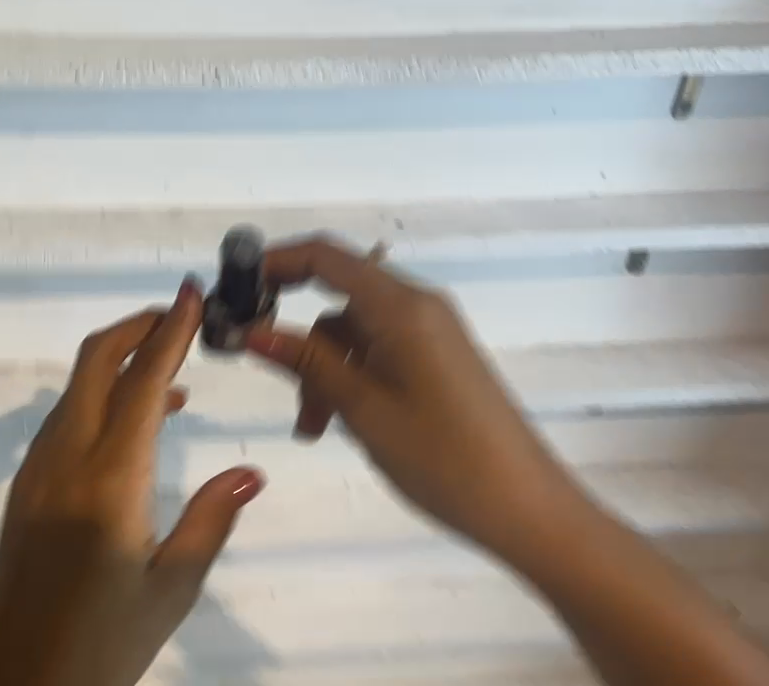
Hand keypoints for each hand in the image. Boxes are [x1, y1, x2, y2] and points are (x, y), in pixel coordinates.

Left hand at [0, 279, 265, 685]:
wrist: (19, 676)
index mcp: (111, 480)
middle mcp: (67, 456)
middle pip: (96, 360)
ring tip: (172, 368)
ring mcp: (39, 464)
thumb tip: (251, 471)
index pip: (143, 383)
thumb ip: (211, 520)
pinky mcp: (27, 480)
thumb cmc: (106, 640)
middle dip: (137, 326)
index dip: (169, 332)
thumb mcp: (173, 589)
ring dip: (120, 359)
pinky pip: (67, 414)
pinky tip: (135, 420)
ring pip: (78, 385)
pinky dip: (102, 394)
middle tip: (180, 317)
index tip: (190, 294)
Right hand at [244, 238, 589, 562]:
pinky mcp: (438, 359)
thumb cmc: (443, 457)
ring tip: (313, 427)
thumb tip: (248, 329)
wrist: (533, 513)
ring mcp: (430, 333)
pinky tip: (341, 421)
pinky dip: (350, 378)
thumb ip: (304, 360)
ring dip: (323, 370)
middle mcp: (417, 306)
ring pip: (351, 333)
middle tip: (268, 375)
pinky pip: (377, 351)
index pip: (324, 256)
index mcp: (400, 306)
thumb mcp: (361, 408)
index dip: (274, 262)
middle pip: (335, 299)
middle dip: (298, 338)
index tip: (234, 289)